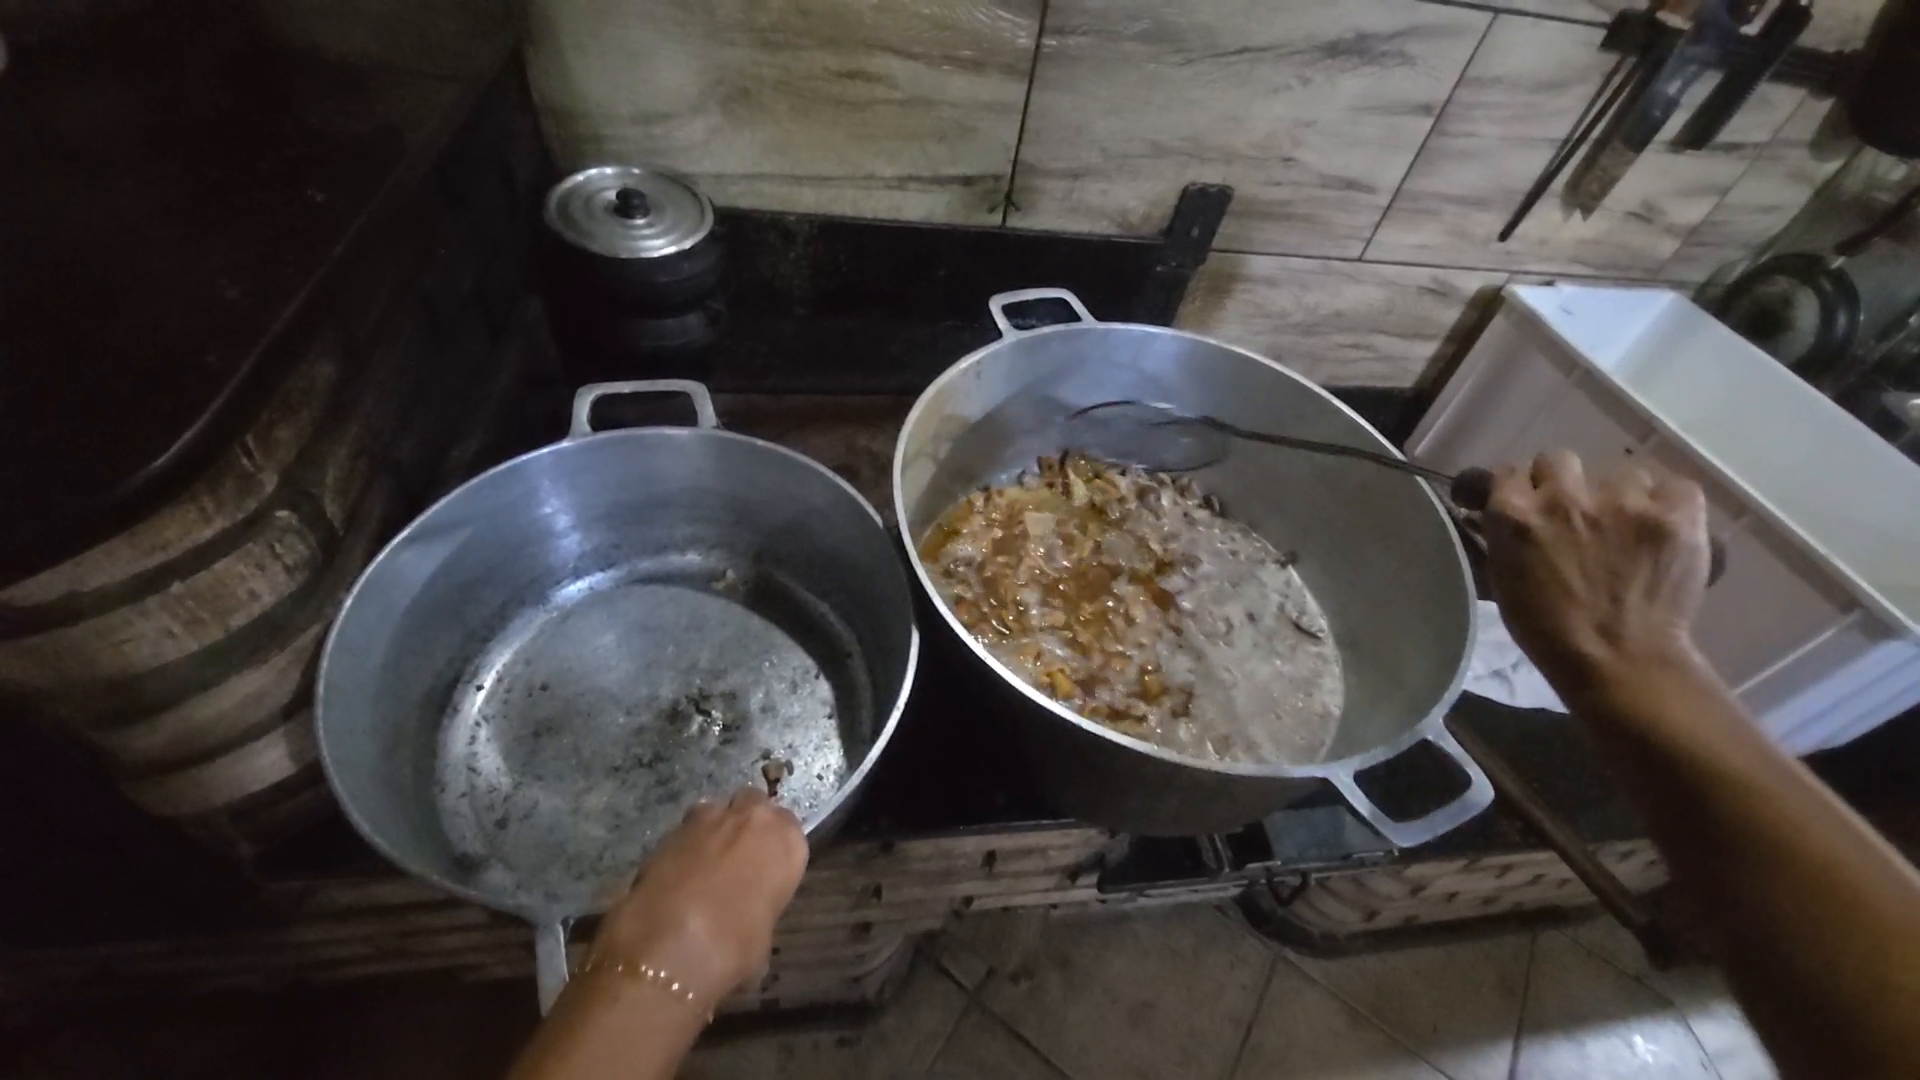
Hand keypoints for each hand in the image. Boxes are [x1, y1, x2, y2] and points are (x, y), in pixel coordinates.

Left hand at [589, 788, 807, 1009]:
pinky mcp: (670, 829)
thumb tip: (746, 913)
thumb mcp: (763, 934)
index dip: (775, 846)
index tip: (767, 867)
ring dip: (713, 829)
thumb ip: (761, 905)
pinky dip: (683, 847)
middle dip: (746, 823)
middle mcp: (753, 818)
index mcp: (787, 840)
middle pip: (754, 804)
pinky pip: (684, 831)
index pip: (790, 828)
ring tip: (702, 864)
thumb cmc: (734, 947)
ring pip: (716, 810)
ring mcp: (709, 818)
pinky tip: (675, 876)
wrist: (671, 947)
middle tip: (737, 857)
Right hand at [1482, 450, 1710, 690]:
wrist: (1618, 659)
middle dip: (1561, 482)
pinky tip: (1659, 527)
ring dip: (1616, 495)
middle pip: (1557, 459)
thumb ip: (1498, 535)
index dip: (1516, 487)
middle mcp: (1564, 497)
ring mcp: (1624, 503)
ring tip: (1623, 526)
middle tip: (1570, 512)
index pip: (1507, 471)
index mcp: (1513, 514)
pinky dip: (1666, 502)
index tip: (1521, 502)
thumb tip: (1489, 511)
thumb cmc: (1545, 626)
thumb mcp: (1500, 576)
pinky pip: (1672, 486)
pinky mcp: (1676, 514)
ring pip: (1618, 474)